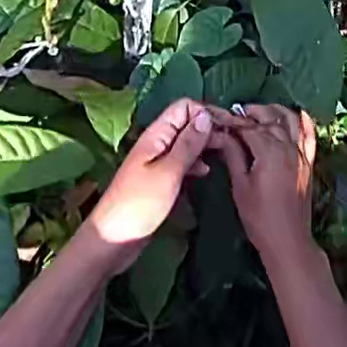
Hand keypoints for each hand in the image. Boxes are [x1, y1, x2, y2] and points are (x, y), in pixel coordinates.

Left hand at [81, 98, 219, 270]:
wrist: (113, 239)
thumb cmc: (139, 204)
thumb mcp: (168, 173)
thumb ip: (188, 144)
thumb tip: (206, 115)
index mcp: (157, 133)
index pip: (184, 106)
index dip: (206, 111)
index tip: (229, 126)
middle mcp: (158, 141)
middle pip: (186, 122)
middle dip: (209, 127)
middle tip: (233, 141)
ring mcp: (158, 160)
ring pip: (186, 141)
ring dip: (205, 144)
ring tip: (226, 154)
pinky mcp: (160, 178)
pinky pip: (182, 160)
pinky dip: (196, 162)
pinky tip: (206, 171)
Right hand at [213, 104, 316, 266]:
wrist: (288, 242)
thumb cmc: (259, 217)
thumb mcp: (240, 185)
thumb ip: (233, 154)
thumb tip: (222, 134)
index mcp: (268, 151)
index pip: (248, 127)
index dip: (233, 121)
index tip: (220, 119)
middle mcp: (287, 146)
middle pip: (268, 118)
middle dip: (251, 112)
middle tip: (235, 114)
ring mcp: (300, 153)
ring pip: (289, 120)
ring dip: (274, 111)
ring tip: (259, 111)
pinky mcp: (308, 162)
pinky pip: (309, 135)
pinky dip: (304, 122)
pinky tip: (298, 113)